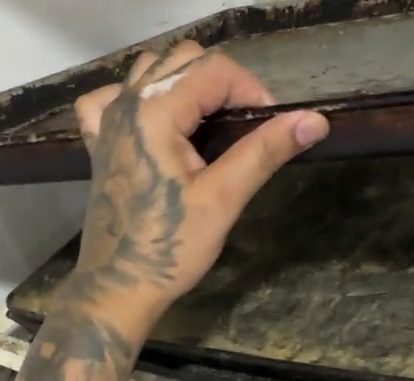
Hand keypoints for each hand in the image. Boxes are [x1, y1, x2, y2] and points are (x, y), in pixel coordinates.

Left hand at [68, 41, 327, 333]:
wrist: (120, 288)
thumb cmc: (171, 249)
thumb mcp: (223, 199)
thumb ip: (264, 152)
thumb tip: (313, 121)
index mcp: (154, 112)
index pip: (213, 70)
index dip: (251, 91)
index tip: (272, 127)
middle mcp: (126, 104)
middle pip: (183, 60)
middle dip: (223, 84)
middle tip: (247, 127)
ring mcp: (107, 123)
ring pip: (150, 71)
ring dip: (185, 85)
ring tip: (210, 126)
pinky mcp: (100, 146)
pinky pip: (112, 99)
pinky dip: (136, 99)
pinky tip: (154, 124)